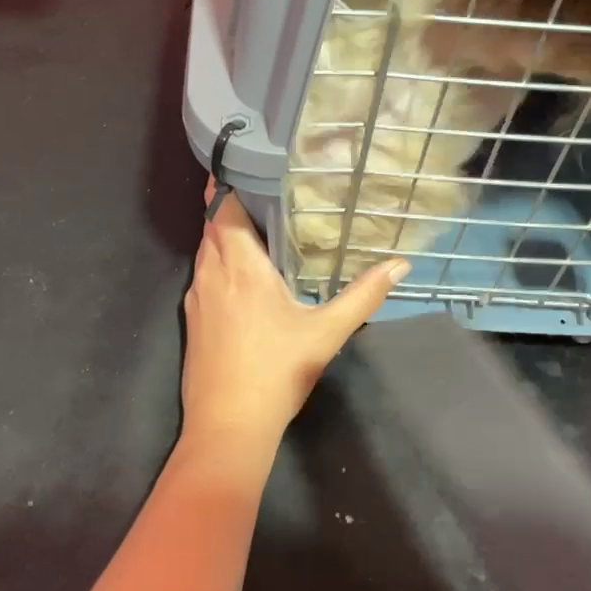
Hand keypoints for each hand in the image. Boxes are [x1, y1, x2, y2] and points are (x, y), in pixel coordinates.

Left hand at [180, 179, 408, 451]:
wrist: (227, 427)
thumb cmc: (276, 373)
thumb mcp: (326, 334)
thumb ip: (363, 296)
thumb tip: (400, 264)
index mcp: (240, 267)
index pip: (224, 208)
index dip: (230, 183)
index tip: (247, 163)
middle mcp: (211, 273)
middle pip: (212, 225)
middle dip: (229, 204)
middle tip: (261, 188)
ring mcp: (196, 298)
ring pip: (205, 251)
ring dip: (223, 234)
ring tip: (255, 224)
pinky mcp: (191, 320)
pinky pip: (203, 275)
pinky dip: (217, 261)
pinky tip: (240, 275)